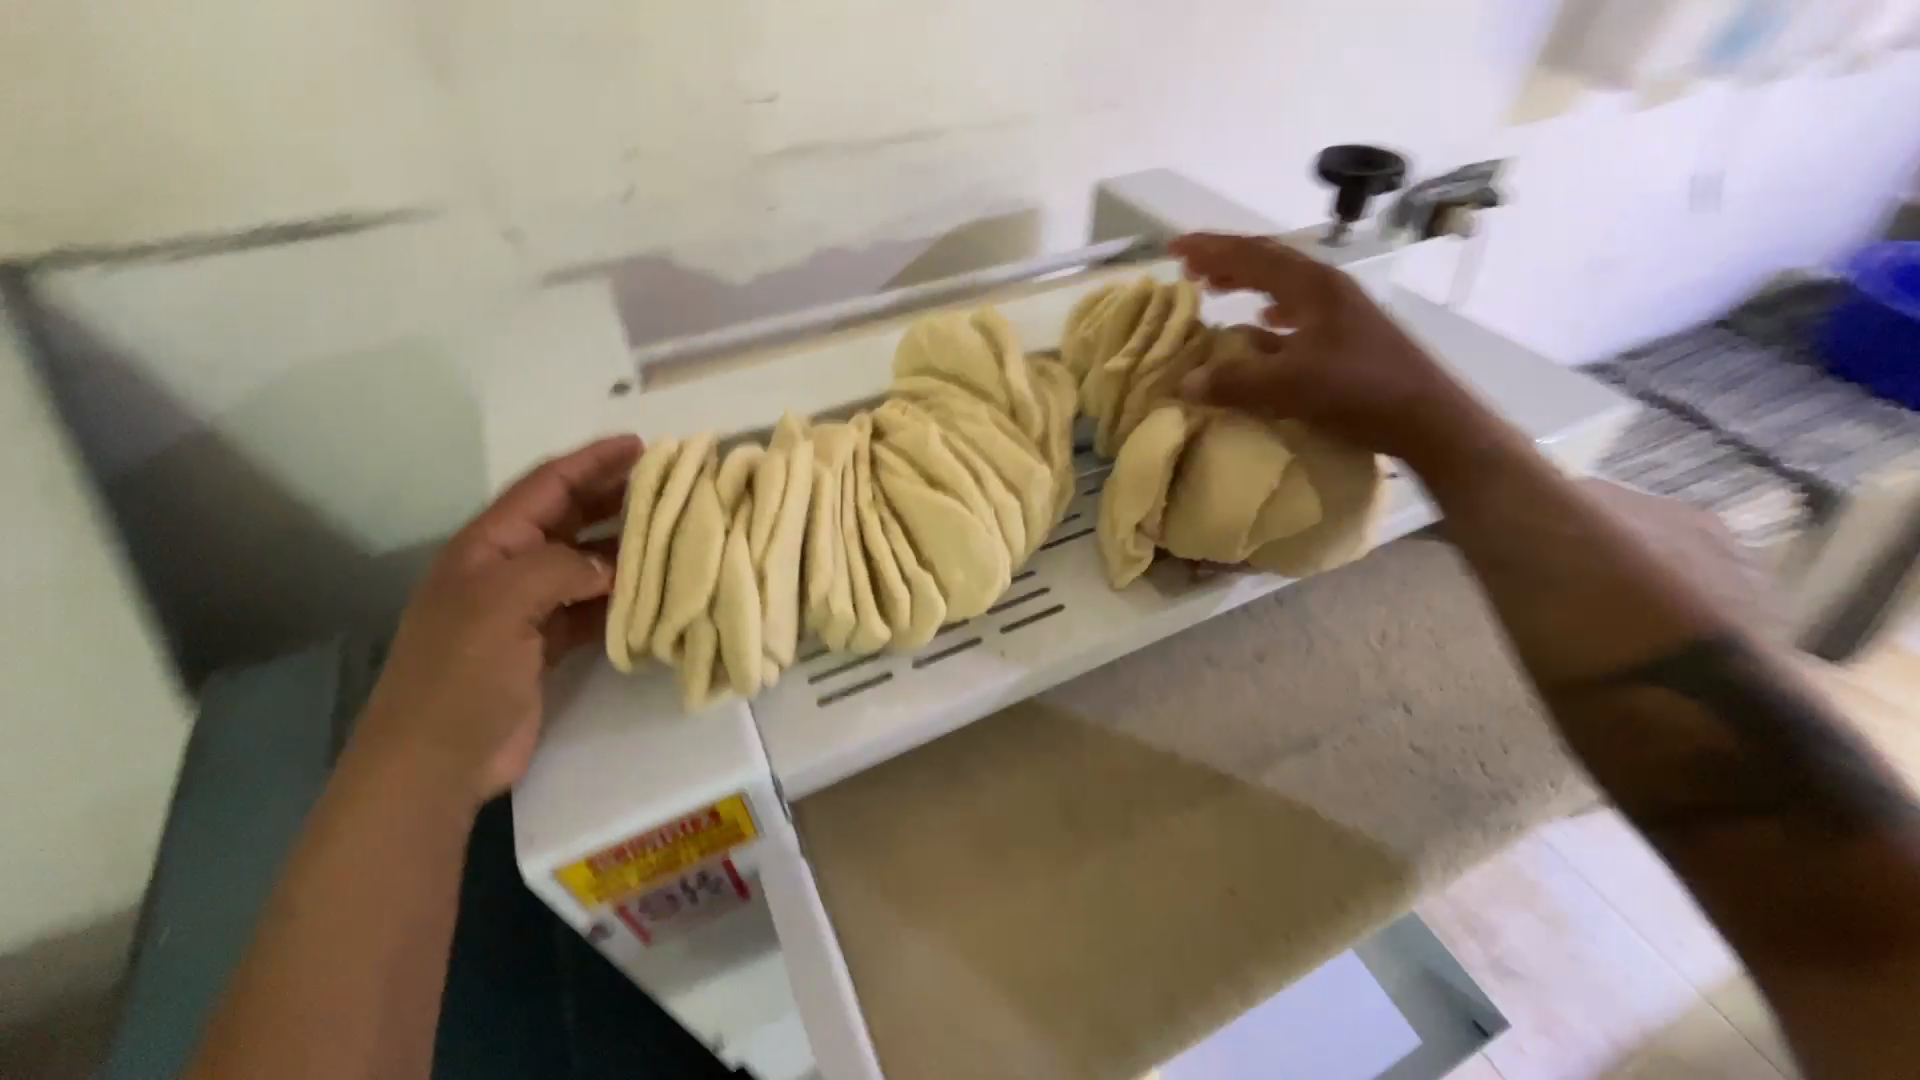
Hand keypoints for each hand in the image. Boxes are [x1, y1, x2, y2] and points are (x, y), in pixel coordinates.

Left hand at [356, 435, 642, 803]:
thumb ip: (561, 568)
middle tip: (670, 486)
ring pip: (585, 565)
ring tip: (676, 536)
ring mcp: (527, 610)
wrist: (435, 761)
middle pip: (569, 520)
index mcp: (487, 547)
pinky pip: (592, 608)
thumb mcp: (501, 604)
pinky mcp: (546, 647)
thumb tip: (614, 566)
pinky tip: (655, 594)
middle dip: (614, 498)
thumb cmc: (459, 673)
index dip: (592, 463)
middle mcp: (507, 570)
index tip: (640, 444)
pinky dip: (621, 599)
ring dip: (625, 550)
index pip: (546, 488)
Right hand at [1171, 232, 1471, 461]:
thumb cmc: (1360, 391)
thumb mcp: (1290, 387)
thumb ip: (1235, 382)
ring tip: (1216, 287)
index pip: (1252, 254)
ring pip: (1283, 284)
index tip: (1174, 246)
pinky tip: (1263, 324)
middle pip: (1268, 261)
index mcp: (1312, 286)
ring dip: (1247, 281)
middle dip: (1226, 260)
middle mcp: (1327, 288)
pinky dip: (1270, 309)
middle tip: (1188, 266)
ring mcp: (1340, 310)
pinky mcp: (1348, 333)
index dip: (1211, 248)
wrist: (1428, 416)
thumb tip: (1186, 382)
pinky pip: (1297, 309)